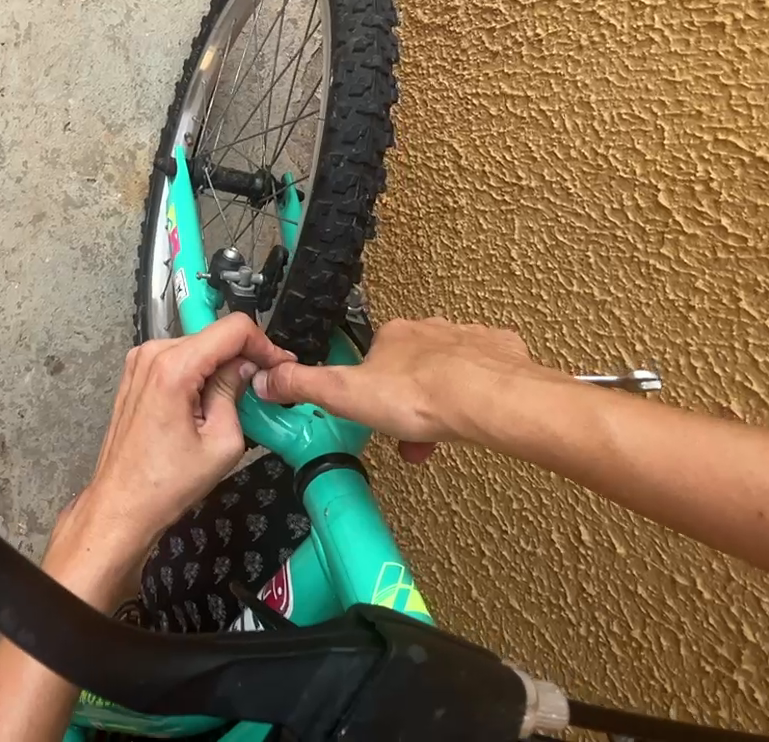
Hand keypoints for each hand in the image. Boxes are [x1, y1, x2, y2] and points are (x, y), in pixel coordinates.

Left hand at [71, 314, 294, 565]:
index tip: (277, 364)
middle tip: (262, 386)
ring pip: (198, 346)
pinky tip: (208, 402)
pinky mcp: (137, 374)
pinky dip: (200, 373)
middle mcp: (152, 356)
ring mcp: (140, 363)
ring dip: (221, 367)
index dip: (263, 344)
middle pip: (214, 335)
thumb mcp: (222, 442)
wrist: (122, 504)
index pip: (232, 328)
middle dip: (243, 357)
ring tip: (234, 401)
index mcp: (173, 368)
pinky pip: (180, 359)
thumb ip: (236, 393)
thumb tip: (246, 368)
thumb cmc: (163, 484)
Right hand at [253, 318, 561, 460]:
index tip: (372, 413)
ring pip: (449, 371)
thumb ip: (303, 386)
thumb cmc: (420, 397)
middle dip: (406, 400)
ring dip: (440, 403)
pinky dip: (479, 394)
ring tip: (437, 438)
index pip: (374, 356)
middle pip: (411, 364)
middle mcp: (429, 330)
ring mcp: (469, 340)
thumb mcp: (344, 395)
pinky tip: (478, 417)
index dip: (370, 388)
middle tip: (405, 433)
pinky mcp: (502, 356)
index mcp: (392, 335)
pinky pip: (488, 370)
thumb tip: (266, 378)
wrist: (489, 401)